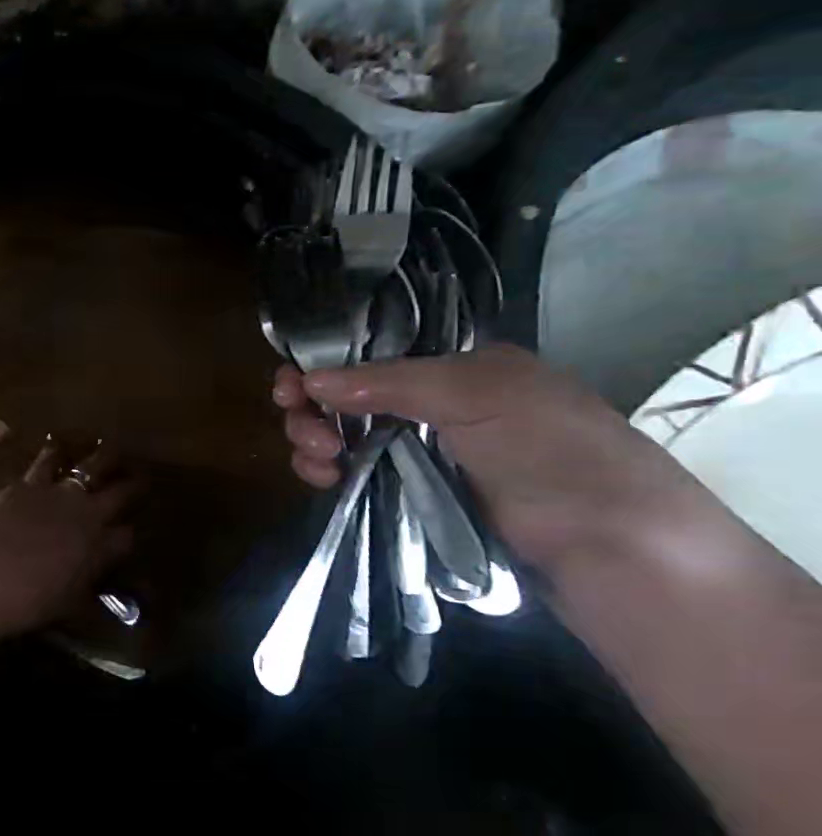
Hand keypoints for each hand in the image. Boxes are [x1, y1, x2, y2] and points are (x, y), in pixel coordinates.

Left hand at [0, 441, 136, 638]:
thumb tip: (101, 594)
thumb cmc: (28, 602)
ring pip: (89, 466)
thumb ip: (88, 592)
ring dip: (102, 457)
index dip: (129, 533)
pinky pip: (47, 460)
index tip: (129, 531)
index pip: (127, 536)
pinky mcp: (26, 482)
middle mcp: (86, 514)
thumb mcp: (69, 605)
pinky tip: (57, 445)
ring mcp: (57, 493)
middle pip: (120, 492)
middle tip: (142, 473)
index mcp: (101, 548)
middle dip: (134, 484)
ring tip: (108, 448)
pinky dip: (56, 452)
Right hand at [270, 344, 692, 565]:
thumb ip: (389, 381)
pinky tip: (323, 478)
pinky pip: (350, 473)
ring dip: (313, 439)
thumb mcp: (479, 396)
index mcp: (459, 369)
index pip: (370, 354)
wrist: (620, 556)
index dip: (324, 364)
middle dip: (312, 407)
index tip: (291, 385)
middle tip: (303, 426)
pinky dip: (325, 470)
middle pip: (345, 394)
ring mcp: (422, 453)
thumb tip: (310, 381)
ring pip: (340, 434)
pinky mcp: (412, 496)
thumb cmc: (556, 455)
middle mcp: (436, 406)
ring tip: (318, 459)